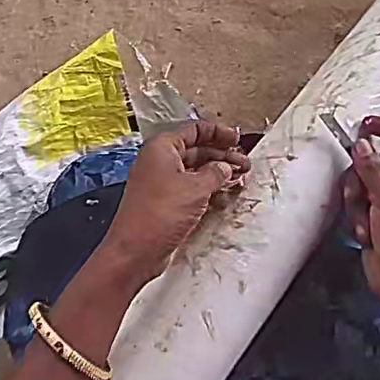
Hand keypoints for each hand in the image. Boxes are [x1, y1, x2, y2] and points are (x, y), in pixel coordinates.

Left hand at [101, 121, 247, 281]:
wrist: (136, 249)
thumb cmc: (159, 214)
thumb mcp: (196, 188)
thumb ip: (215, 173)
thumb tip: (225, 167)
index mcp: (162, 147)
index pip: (194, 130)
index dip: (218, 133)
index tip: (235, 138)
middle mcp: (159, 161)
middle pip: (196, 149)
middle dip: (221, 154)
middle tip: (243, 162)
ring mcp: (160, 181)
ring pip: (194, 169)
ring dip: (216, 172)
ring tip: (239, 176)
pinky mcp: (163, 201)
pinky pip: (189, 187)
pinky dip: (206, 187)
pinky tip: (223, 192)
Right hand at [340, 116, 379, 318]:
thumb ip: (374, 171)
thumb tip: (361, 144)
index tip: (364, 125)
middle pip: (372, 163)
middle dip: (360, 179)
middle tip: (360, 195)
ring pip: (359, 184)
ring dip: (356, 203)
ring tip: (365, 222)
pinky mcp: (373, 218)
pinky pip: (355, 204)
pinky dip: (356, 217)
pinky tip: (365, 233)